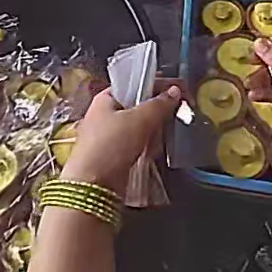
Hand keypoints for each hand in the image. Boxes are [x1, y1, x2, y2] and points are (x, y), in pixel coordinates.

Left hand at [60, 85, 183, 191]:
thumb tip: (175, 91)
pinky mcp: (115, 156)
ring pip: (139, 127)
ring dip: (155, 129)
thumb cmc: (111, 145)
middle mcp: (105, 115)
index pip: (135, 83)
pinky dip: (149, 145)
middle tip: (179, 111)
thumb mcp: (138, 119)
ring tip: (170, 131)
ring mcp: (109, 137)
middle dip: (158, 109)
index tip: (179, 90)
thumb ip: (159, 104)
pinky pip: (137, 144)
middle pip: (138, 106)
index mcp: (106, 98)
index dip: (157, 84)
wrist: (92, 187)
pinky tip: (158, 149)